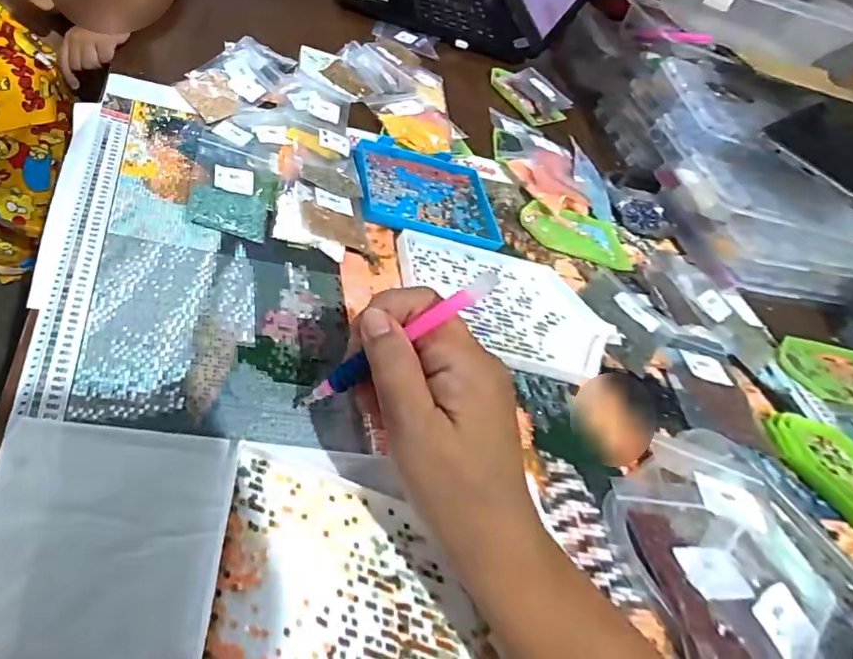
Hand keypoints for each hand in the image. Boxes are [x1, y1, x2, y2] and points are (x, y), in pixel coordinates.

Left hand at [56, 26, 128, 89]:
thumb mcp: (83, 31)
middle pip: (79, 65)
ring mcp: (89, 41)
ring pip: (92, 63)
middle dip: (88, 66)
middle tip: (97, 60)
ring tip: (106, 52)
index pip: (65, 62)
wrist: (114, 6)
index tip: (76, 85)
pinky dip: (111, 55)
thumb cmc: (99, 20)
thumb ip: (77, 47)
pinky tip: (113, 47)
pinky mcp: (104, 42)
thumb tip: (78, 68)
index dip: (69, 76)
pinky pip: (106, 58)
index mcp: (69, 37)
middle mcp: (76, 39)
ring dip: (100, 61)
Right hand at [352, 288, 535, 571]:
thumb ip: (392, 363)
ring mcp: (470, 384)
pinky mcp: (464, 405)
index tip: (358, 353)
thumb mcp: (411, 422)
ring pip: (414, 352)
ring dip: (384, 372)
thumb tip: (372, 314)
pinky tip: (387, 421)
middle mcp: (474, 362)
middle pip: (415, 325)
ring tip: (372, 412)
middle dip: (378, 348)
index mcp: (467, 360)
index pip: (422, 302)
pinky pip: (424, 377)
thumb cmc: (451, 488)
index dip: (384, 313)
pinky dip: (398, 390)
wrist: (495, 550)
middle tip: (357, 389)